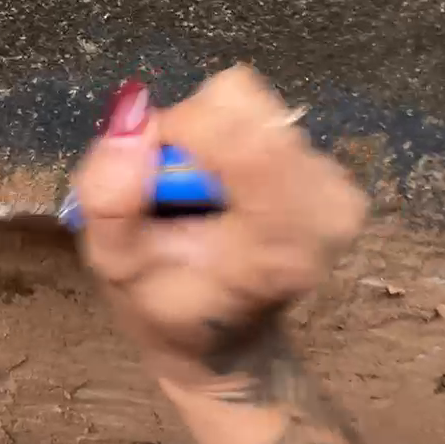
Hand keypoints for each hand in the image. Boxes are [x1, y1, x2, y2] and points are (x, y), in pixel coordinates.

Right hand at [70, 66, 366, 388]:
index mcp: (277, 243)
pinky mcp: (330, 174)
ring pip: (248, 104)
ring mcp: (334, 189)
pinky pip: (260, 115)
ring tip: (191, 190)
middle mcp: (323, 208)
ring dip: (204, 135)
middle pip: (244, 106)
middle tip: (167, 180)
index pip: (248, 142)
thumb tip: (131, 114)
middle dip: (188, 127)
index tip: (150, 162)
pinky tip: (218, 187)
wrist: (223, 339)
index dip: (182, 128)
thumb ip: (110, 197)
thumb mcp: (112, 264)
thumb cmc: (163, 303)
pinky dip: (225, 138)